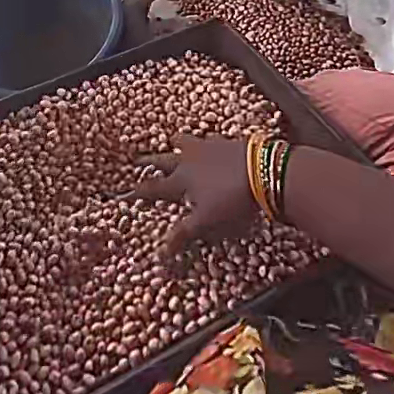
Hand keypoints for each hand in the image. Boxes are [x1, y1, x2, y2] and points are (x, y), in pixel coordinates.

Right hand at [133, 135, 255, 252]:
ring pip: (186, 142)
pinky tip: (211, 143)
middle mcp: (190, 160)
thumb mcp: (206, 220)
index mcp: (182, 180)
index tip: (130, 190)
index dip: (142, 190)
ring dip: (178, 143)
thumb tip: (161, 253)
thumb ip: (184, 232)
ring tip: (173, 141)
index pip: (156, 187)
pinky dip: (206, 142)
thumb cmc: (231, 199)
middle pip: (164, 160)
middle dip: (150, 162)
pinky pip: (210, 140)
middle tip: (139, 159)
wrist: (264, 171)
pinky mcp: (227, 141)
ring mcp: (208, 147)